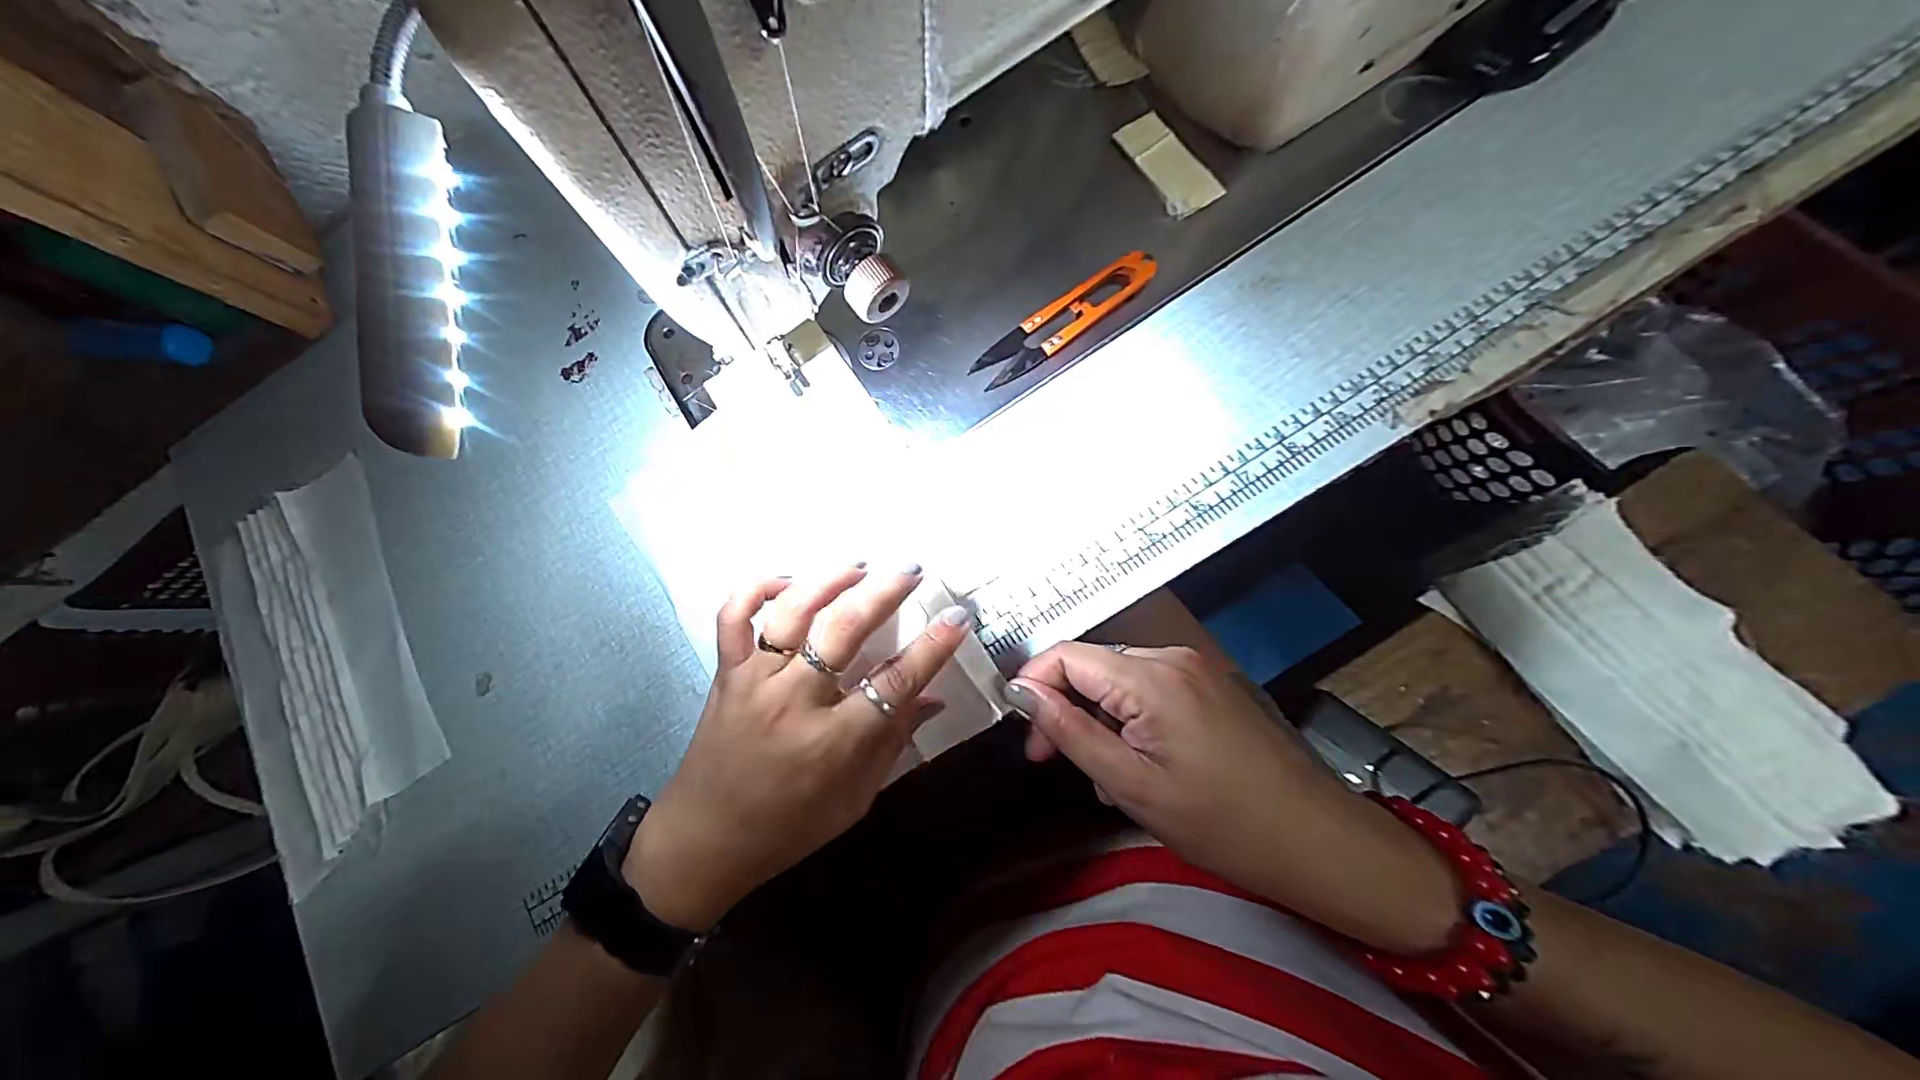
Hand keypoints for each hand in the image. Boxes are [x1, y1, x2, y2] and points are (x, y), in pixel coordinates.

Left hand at [621, 565, 970, 931]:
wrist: (703, 842)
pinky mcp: (725, 673)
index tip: (958, 618)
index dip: (932, 647)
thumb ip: (892, 743)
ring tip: (861, 566)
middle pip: (843, 630)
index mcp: (831, 743)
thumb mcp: (854, 800)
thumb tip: (932, 698)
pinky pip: (733, 618)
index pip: (893, 682)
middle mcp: (792, 702)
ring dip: (829, 581)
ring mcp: (753, 682)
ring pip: (792, 613)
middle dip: (884, 593)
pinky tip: (787, 581)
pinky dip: (756, 589)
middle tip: (912, 572)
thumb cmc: (788, 828)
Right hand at [1010, 643, 1461, 954]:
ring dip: (1098, 718)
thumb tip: (1023, 694)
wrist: (1316, 841)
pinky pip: (1150, 688)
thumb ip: (1069, 731)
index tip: (1031, 737)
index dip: (1034, 687)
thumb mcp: (1130, 784)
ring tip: (1107, 774)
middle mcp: (1173, 658)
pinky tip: (1138, 761)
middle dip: (1065, 707)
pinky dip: (1130, 718)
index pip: (1066, 654)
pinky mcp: (1210, 685)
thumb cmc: (1223, 823)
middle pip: (1092, 666)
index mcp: (1152, 677)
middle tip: (1056, 761)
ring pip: (1118, 679)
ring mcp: (1196, 669)